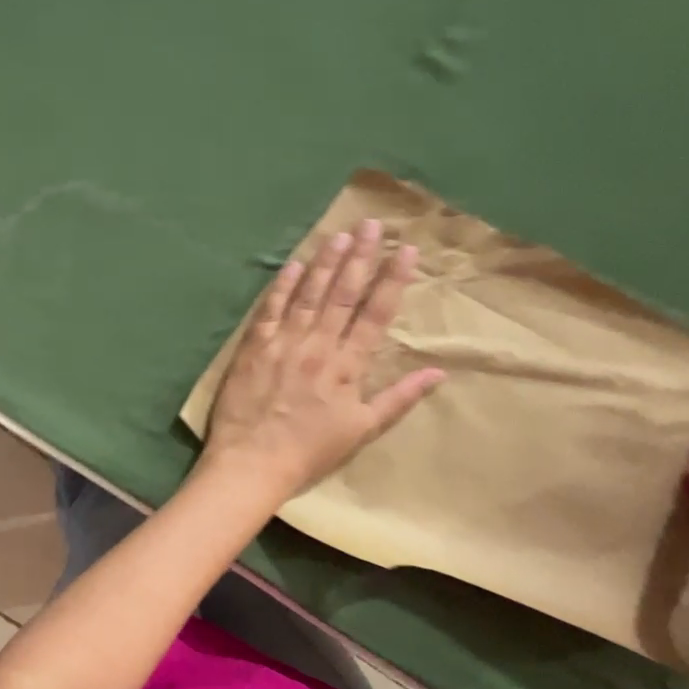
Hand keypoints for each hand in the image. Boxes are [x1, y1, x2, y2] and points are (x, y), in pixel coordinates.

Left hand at [202, 218, 444, 492]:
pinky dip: (281, 287)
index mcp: (348, 365)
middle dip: (360, 257)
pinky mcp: (251, 349)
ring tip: (339, 235)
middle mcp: (317, 346)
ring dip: (325, 263)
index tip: (407, 250)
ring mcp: (282, 345)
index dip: (393, 279)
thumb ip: (399, 398)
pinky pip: (268, 311)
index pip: (377, 313)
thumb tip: (438, 373)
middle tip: (372, 225)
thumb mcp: (362, 430)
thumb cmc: (308, 452)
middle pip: (343, 294)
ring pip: (308, 295)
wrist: (250, 463)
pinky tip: (293, 265)